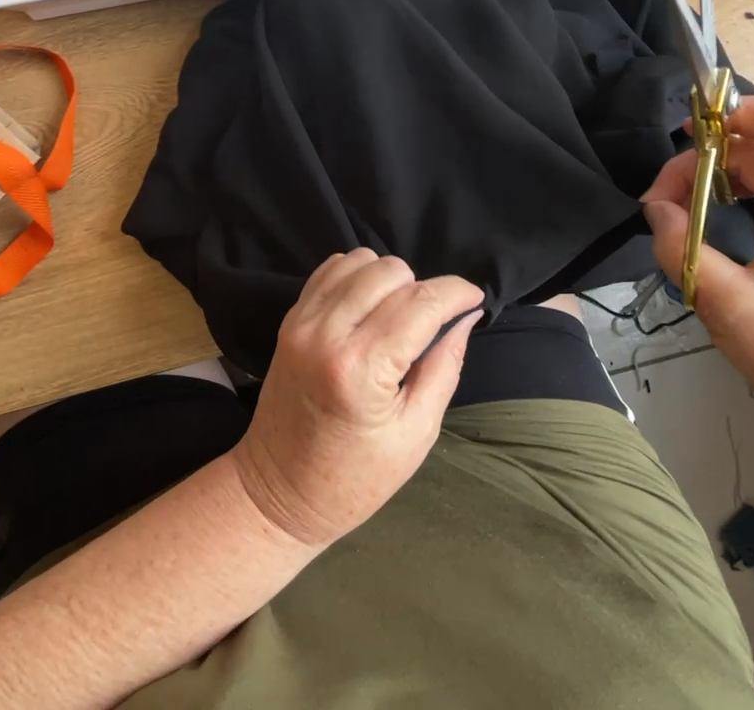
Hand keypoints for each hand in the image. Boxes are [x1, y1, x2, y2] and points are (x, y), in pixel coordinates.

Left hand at [231, 250, 483, 546]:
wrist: (277, 491)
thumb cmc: (355, 478)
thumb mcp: (416, 433)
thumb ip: (444, 366)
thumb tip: (467, 316)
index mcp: (362, 369)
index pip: (421, 302)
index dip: (457, 292)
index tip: (476, 298)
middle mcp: (327, 334)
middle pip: (391, 272)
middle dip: (422, 289)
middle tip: (430, 323)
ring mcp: (302, 322)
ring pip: (360, 261)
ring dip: (389, 280)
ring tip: (398, 316)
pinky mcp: (289, 320)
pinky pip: (330, 270)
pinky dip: (357, 277)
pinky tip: (369, 308)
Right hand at [641, 97, 753, 442]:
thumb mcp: (730, 307)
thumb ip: (683, 252)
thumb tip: (653, 209)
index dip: (752, 112)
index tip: (698, 126)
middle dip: (715, 154)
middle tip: (663, 188)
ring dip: (719, 173)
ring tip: (673, 202)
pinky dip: (733, 189)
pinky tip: (703, 207)